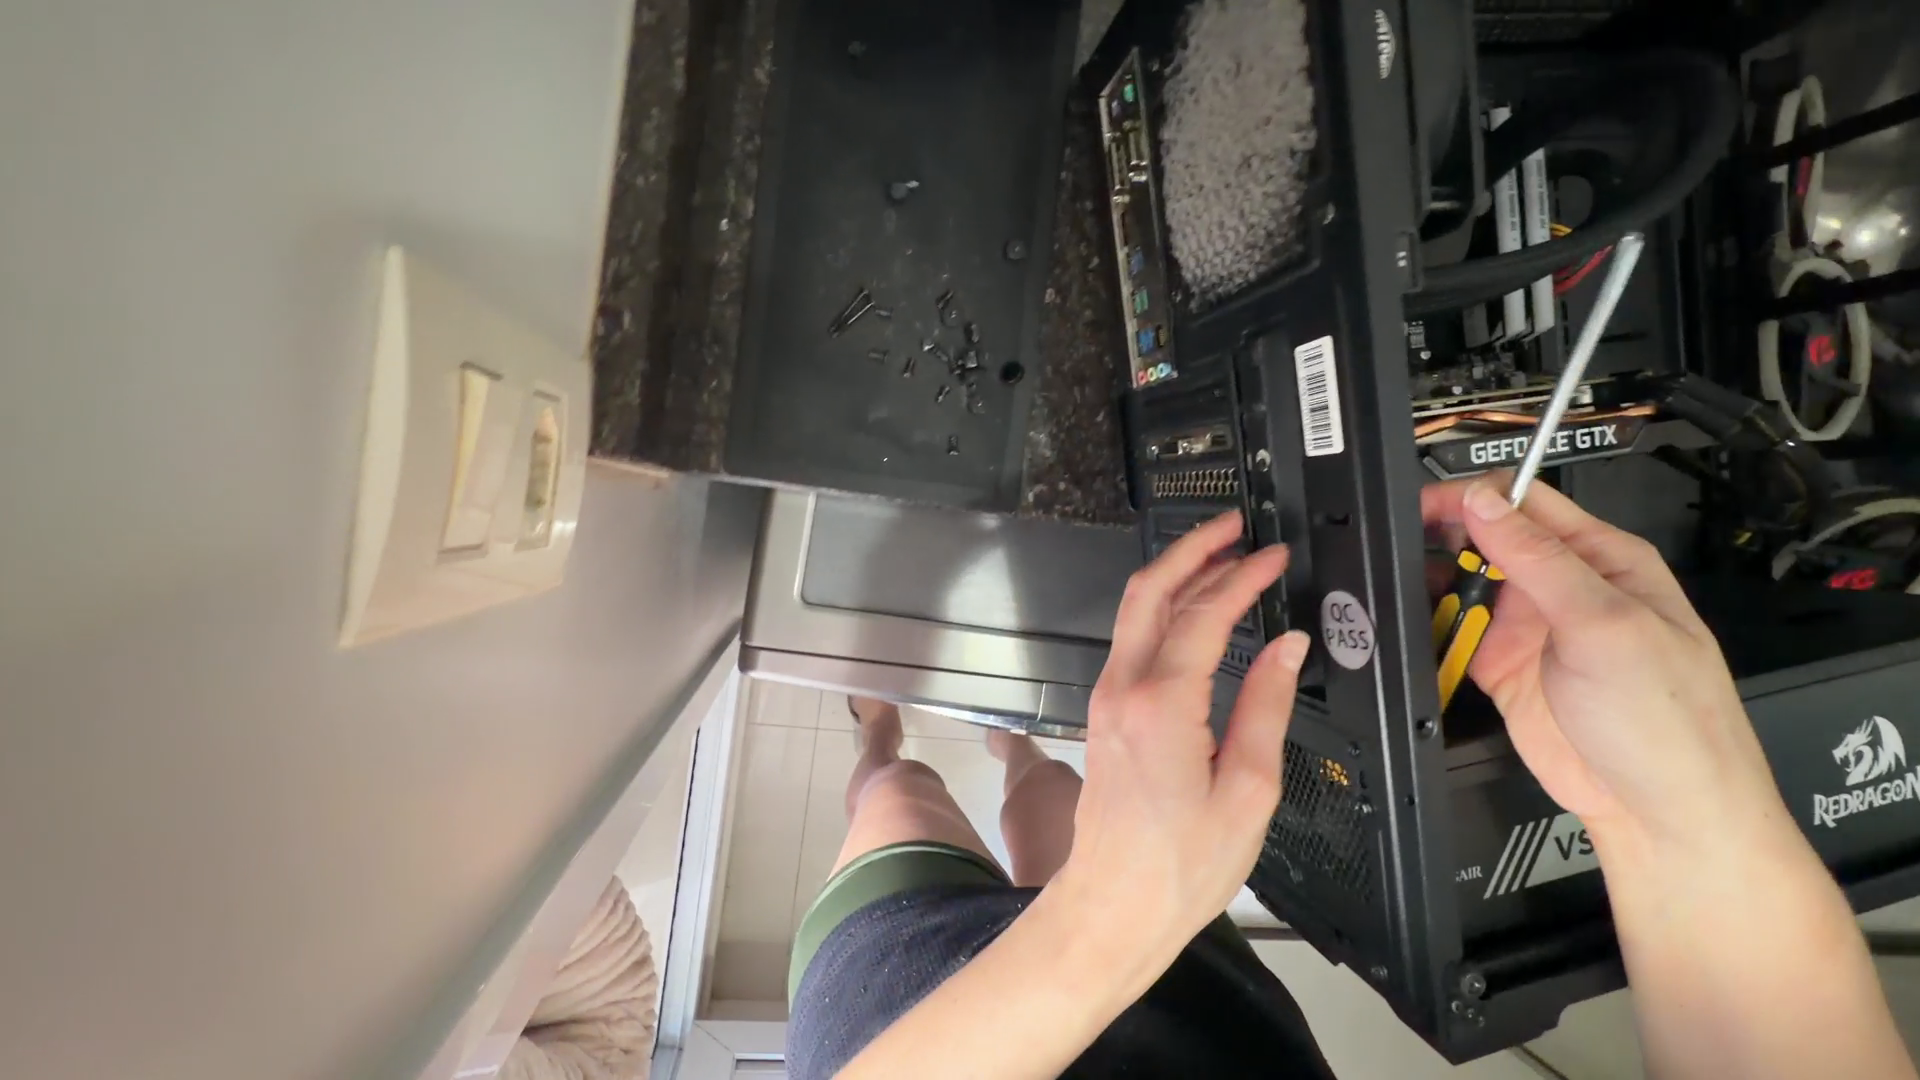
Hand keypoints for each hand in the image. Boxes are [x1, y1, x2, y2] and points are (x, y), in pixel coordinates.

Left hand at [1057, 511, 1311, 952]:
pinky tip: (1195, 613)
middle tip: (1233, 527)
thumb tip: (1287, 648)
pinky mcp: (1105, 710)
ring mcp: (1106, 697)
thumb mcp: (1247, 790)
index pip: (1204, 614)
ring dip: (1177, 576)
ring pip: (1135, 611)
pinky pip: (1132, 640)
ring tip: (1221, 558)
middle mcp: (1123, 689)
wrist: (1113, 904)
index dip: (1243, 577)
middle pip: (1149, 590)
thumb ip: (1265, 706)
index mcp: (1161, 705)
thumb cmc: (1178, 865)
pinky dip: (1164, 612)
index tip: (1273, 556)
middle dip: (1191, 549)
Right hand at [1422, 479, 1793, 853]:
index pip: (1521, 503)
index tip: (1420, 507)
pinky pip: (1447, 633)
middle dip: (1437, 538)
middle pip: (1481, 540)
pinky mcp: (1497, 665)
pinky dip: (1423, 627)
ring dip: (1425, 584)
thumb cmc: (1665, 720)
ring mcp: (1525, 627)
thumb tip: (1482, 501)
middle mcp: (1558, 587)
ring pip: (1457, 585)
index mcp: (1598, 560)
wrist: (1655, 811)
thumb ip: (1537, 558)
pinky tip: (1404, 624)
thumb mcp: (1602, 624)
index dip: (1468, 498)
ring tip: (1393, 587)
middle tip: (1393, 545)